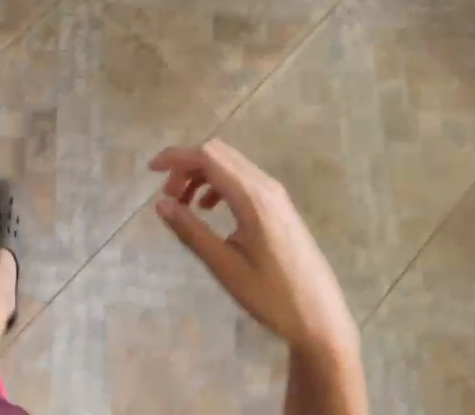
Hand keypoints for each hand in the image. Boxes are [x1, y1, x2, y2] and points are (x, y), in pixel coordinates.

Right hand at [148, 141, 356, 355]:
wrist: (323, 322)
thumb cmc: (273, 298)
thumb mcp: (225, 268)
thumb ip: (191, 231)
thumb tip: (160, 204)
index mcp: (252, 198)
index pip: (207, 156)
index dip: (175, 157)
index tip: (151, 171)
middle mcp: (266, 187)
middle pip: (217, 153)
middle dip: (186, 165)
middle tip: (169, 196)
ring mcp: (276, 195)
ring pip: (229, 164)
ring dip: (201, 174)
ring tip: (184, 204)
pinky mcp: (280, 206)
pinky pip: (242, 178)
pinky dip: (218, 183)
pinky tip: (209, 209)